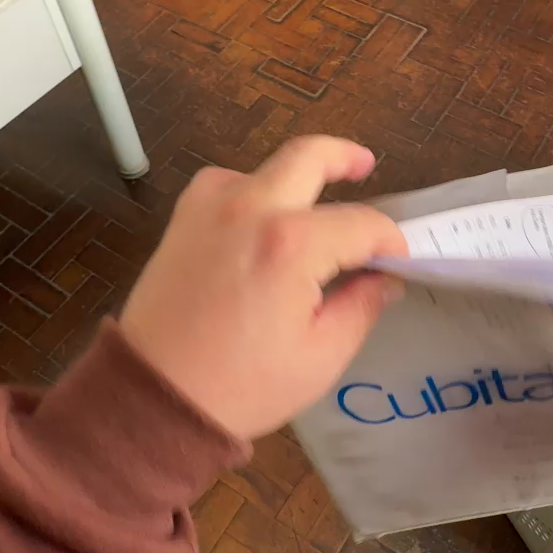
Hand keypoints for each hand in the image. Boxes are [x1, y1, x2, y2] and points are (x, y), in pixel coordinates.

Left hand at [120, 136, 408, 440]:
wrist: (154, 397)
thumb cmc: (243, 384)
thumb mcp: (321, 356)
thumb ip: (362, 307)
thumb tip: (387, 279)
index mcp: (293, 244)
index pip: (361, 224)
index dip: (388, 240)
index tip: (398, 259)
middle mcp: (252, 208)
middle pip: (309, 156)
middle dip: (345, 156)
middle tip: (366, 164)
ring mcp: (212, 207)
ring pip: (265, 165)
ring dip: (296, 173)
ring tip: (314, 199)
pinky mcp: (184, 218)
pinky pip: (226, 182)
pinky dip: (251, 187)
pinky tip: (259, 214)